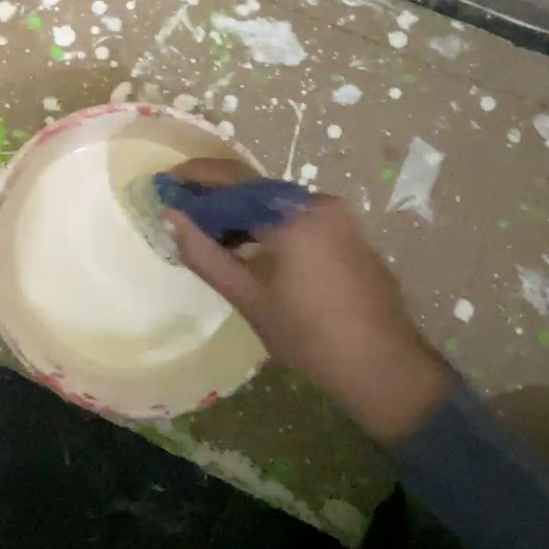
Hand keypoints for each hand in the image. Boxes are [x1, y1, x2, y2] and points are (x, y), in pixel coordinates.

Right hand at [166, 159, 448, 443]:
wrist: (386, 370)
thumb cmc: (309, 336)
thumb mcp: (246, 296)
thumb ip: (202, 252)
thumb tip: (170, 216)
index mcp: (293, 213)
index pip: (232, 179)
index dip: (193, 178)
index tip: (163, 184)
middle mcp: (318, 203)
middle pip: (254, 187)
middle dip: (214, 197)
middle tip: (179, 211)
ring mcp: (338, 217)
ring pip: (274, 202)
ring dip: (240, 213)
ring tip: (206, 235)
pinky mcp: (347, 234)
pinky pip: (295, 216)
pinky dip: (266, 224)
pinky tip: (246, 248)